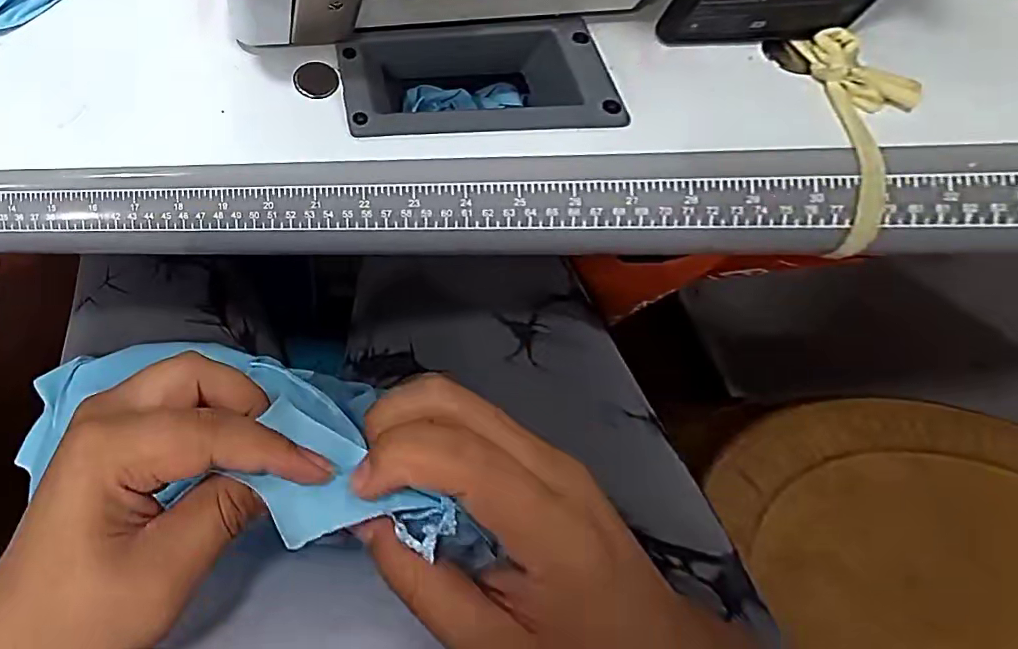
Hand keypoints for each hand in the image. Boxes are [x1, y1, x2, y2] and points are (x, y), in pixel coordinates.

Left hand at [0, 352, 333, 648]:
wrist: (21, 629)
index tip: (319, 467)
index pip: (205, 427)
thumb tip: (274, 480)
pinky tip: (232, 445)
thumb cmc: (83, 613)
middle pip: (190, 374)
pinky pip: (168, 402)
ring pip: (181, 380)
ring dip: (230, 403)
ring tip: (271, 444)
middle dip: (246, 400)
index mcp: (109, 442)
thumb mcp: (159, 576)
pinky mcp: (109, 431)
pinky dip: (208, 415)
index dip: (268, 446)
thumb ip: (219, 515)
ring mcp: (104, 415)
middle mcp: (105, 410)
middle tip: (290, 445)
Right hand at [349, 374, 753, 648]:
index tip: (358, 492)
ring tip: (380, 466)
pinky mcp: (532, 446)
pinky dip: (418, 421)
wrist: (659, 646)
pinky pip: (461, 410)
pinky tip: (410, 463)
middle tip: (363, 472)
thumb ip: (423, 586)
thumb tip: (366, 520)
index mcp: (555, 525)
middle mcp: (550, 465)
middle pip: (448, 399)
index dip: (397, 457)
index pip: (463, 455)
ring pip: (449, 393)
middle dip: (386, 420)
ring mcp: (543, 448)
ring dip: (398, 416)